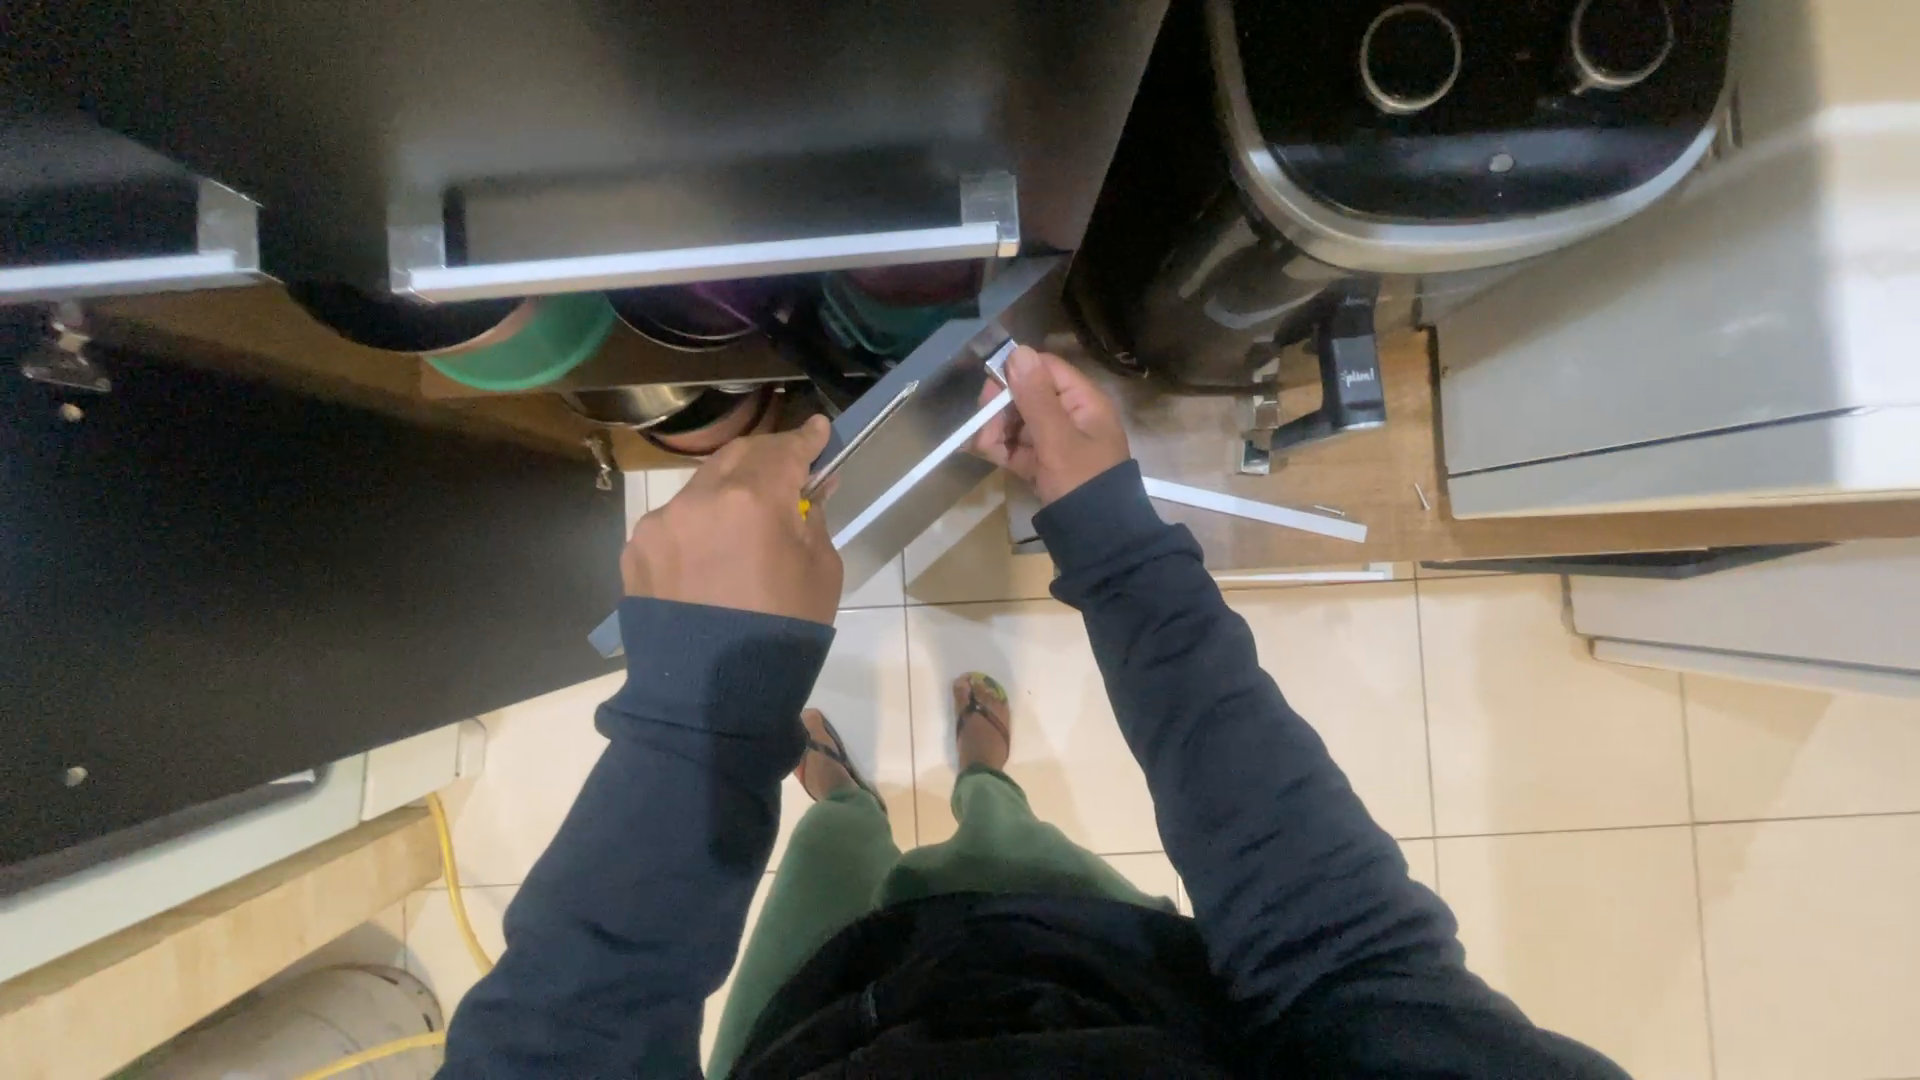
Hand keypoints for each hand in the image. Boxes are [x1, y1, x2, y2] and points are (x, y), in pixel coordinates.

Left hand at [622, 415, 843, 624]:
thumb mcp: (821, 573)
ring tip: (746, 523)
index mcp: (753, 501)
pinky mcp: (636, 551)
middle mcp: (700, 499)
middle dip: (767, 458)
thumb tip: (810, 492)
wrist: (713, 699)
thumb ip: (814, 520)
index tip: (820, 430)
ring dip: (729, 493)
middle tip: (789, 470)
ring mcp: (660, 524)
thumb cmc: (784, 633)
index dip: (807, 439)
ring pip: (702, 488)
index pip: (786, 451)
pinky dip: (699, 526)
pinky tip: (711, 556)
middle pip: (739, 457)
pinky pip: (675, 523)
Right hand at [972, 346, 1129, 504]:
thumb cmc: (1082, 483)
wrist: (1096, 540)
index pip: (1046, 370)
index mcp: (1084, 402)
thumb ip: (1036, 398)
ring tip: (984, 447)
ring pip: (1018, 422)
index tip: (991, 392)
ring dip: (997, 430)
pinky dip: (1001, 448)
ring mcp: (1057, 442)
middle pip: (1028, 395)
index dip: (1016, 375)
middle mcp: (1072, 417)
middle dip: (1001, 409)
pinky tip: (985, 452)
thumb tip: (1018, 351)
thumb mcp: (1058, 440)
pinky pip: (1018, 447)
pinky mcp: (1044, 465)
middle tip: (984, 427)